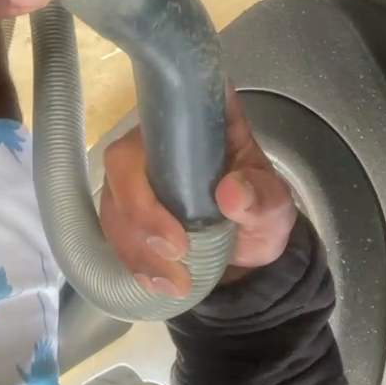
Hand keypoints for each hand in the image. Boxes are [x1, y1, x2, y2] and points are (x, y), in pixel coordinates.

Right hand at [98, 86, 297, 296]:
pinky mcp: (117, 203)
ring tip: (176, 282)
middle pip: (124, 158)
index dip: (167, 125)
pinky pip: (109, 227)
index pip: (172, 102)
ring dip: (137, 244)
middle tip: (175, 250)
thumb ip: (263, 198)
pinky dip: (131, 257)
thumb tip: (233, 194)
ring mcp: (131, 172)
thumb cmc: (257, 213)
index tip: (183, 174)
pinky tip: (156, 282)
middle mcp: (154, 139)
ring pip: (112, 198)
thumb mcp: (276, 208)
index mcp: (198, 123)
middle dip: (140, 207)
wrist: (238, 252)